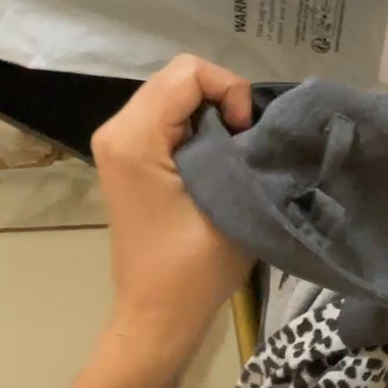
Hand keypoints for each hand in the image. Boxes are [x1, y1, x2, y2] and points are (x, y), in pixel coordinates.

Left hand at [91, 54, 254, 356]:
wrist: (160, 315)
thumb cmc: (195, 266)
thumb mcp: (233, 200)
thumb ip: (249, 150)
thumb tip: (270, 120)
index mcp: (134, 138)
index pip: (189, 72)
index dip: (230, 91)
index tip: (245, 136)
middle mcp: (118, 131)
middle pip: (182, 78)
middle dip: (224, 99)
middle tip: (246, 143)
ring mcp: (122, 144)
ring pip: (179, 95)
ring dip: (215, 114)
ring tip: (236, 153)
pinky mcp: (133, 158)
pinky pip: (173, 118)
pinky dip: (203, 127)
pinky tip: (219, 161)